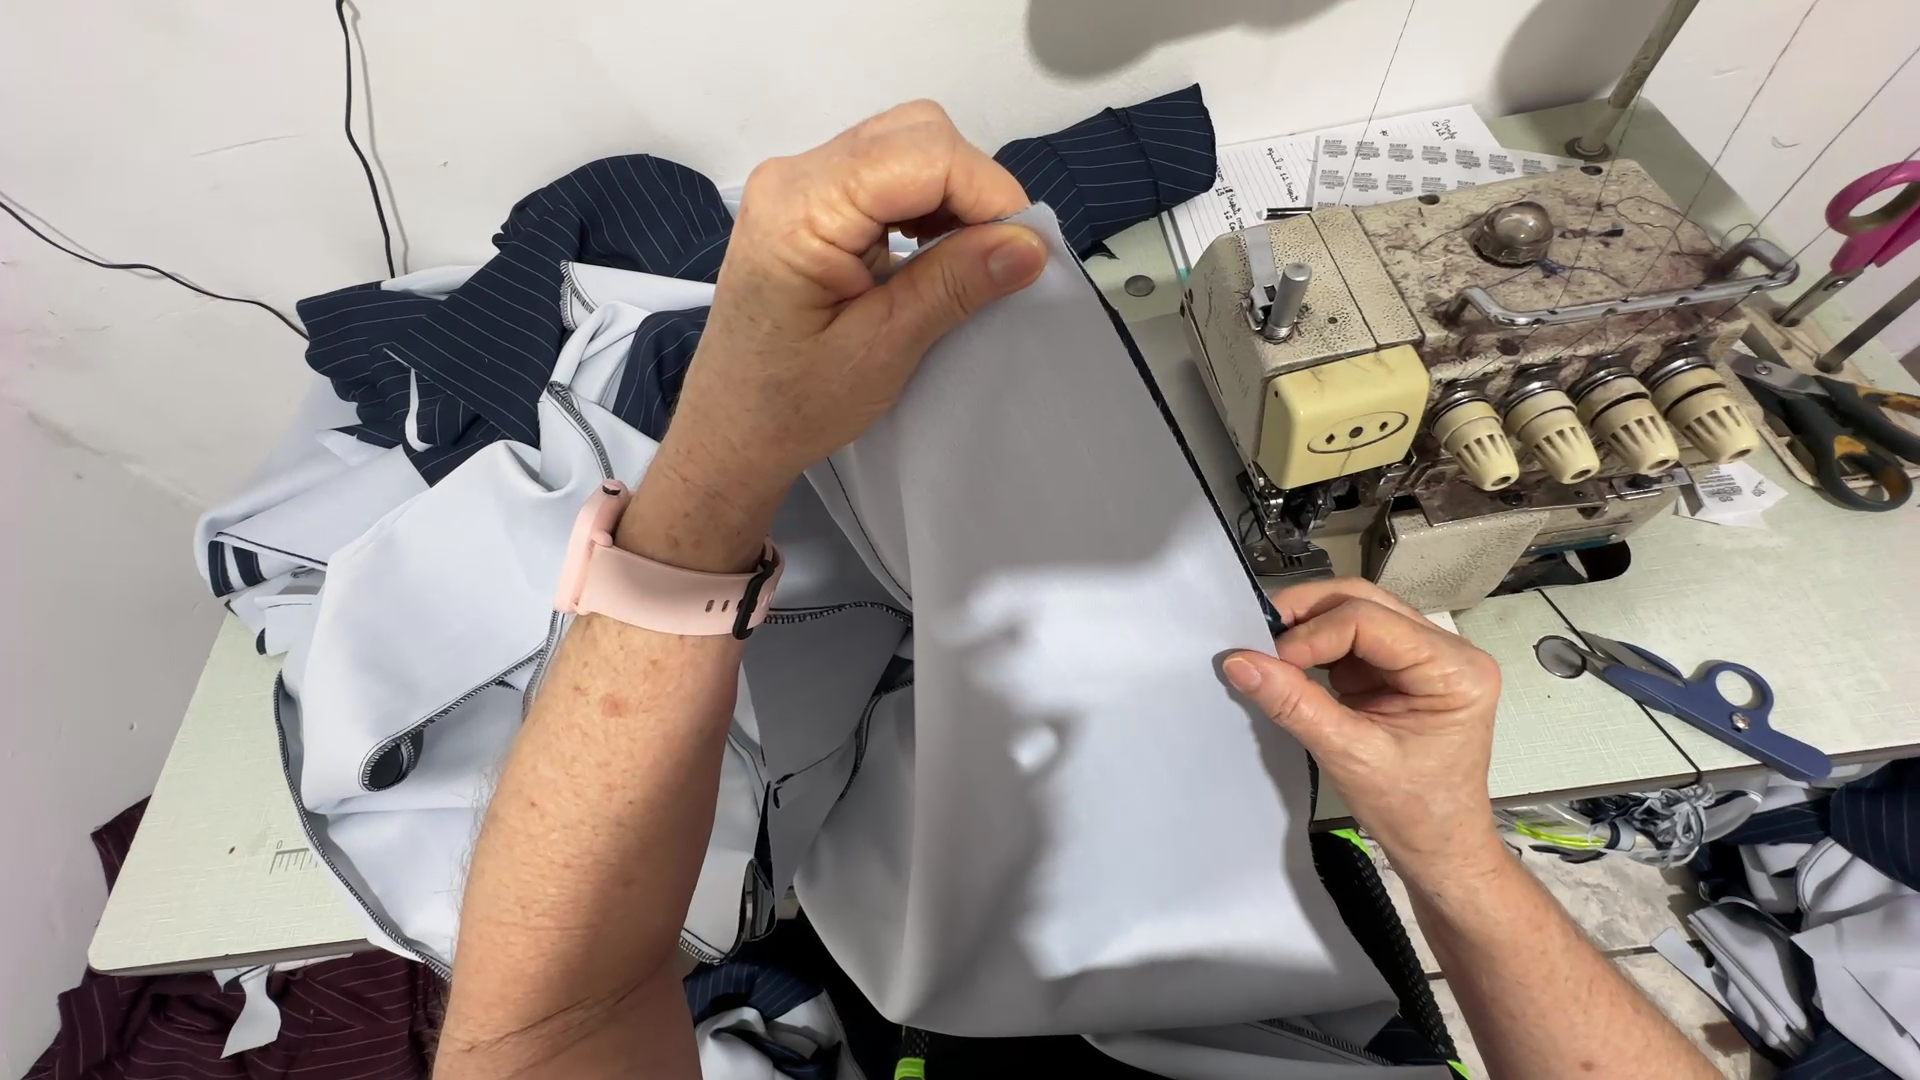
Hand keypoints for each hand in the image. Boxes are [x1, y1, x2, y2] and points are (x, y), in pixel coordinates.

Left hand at [663, 100, 1048, 502]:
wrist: (733, 431)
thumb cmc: (793, 406)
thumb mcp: (883, 349)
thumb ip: (954, 285)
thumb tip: (1028, 244)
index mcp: (802, 206)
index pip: (923, 152)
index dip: (988, 192)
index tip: (1025, 250)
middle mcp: (794, 176)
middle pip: (915, 135)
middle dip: (973, 189)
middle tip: (1000, 257)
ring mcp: (798, 188)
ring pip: (904, 150)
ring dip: (951, 198)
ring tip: (969, 262)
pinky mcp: (808, 209)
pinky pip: (884, 180)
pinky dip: (925, 208)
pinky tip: (934, 254)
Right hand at [1222, 579, 1504, 882]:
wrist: (1438, 847)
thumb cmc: (1411, 810)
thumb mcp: (1347, 755)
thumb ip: (1293, 704)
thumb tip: (1238, 661)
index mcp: (1453, 669)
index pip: (1366, 621)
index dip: (1310, 636)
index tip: (1268, 664)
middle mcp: (1445, 650)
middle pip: (1361, 601)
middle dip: (1304, 615)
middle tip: (1259, 636)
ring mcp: (1421, 655)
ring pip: (1352, 611)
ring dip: (1306, 628)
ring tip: (1270, 652)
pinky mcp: (1396, 667)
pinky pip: (1347, 636)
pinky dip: (1312, 646)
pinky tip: (1290, 665)